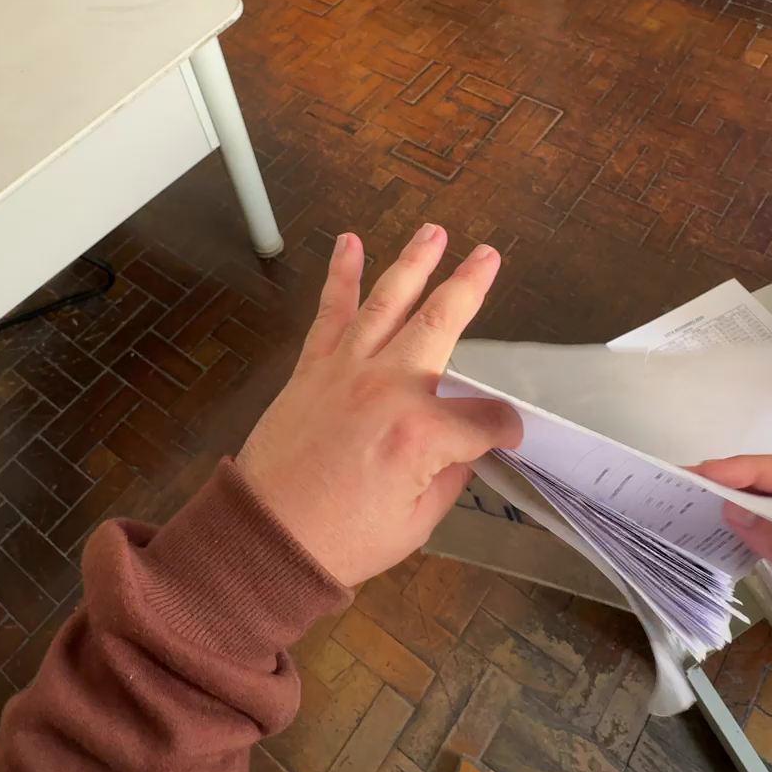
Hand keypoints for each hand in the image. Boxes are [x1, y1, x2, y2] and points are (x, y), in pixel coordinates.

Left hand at [237, 224, 523, 586]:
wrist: (266, 538)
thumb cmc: (344, 539)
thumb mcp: (418, 522)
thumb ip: (451, 474)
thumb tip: (464, 445)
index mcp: (424, 434)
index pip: (484, 417)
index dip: (502, 428)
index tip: (505, 435)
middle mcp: (389, 386)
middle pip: (442, 324)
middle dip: (470, 286)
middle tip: (489, 255)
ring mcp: (348, 369)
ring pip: (388, 302)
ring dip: (414, 262)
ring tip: (434, 231)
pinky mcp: (313, 366)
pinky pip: (330, 313)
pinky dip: (340, 276)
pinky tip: (349, 244)